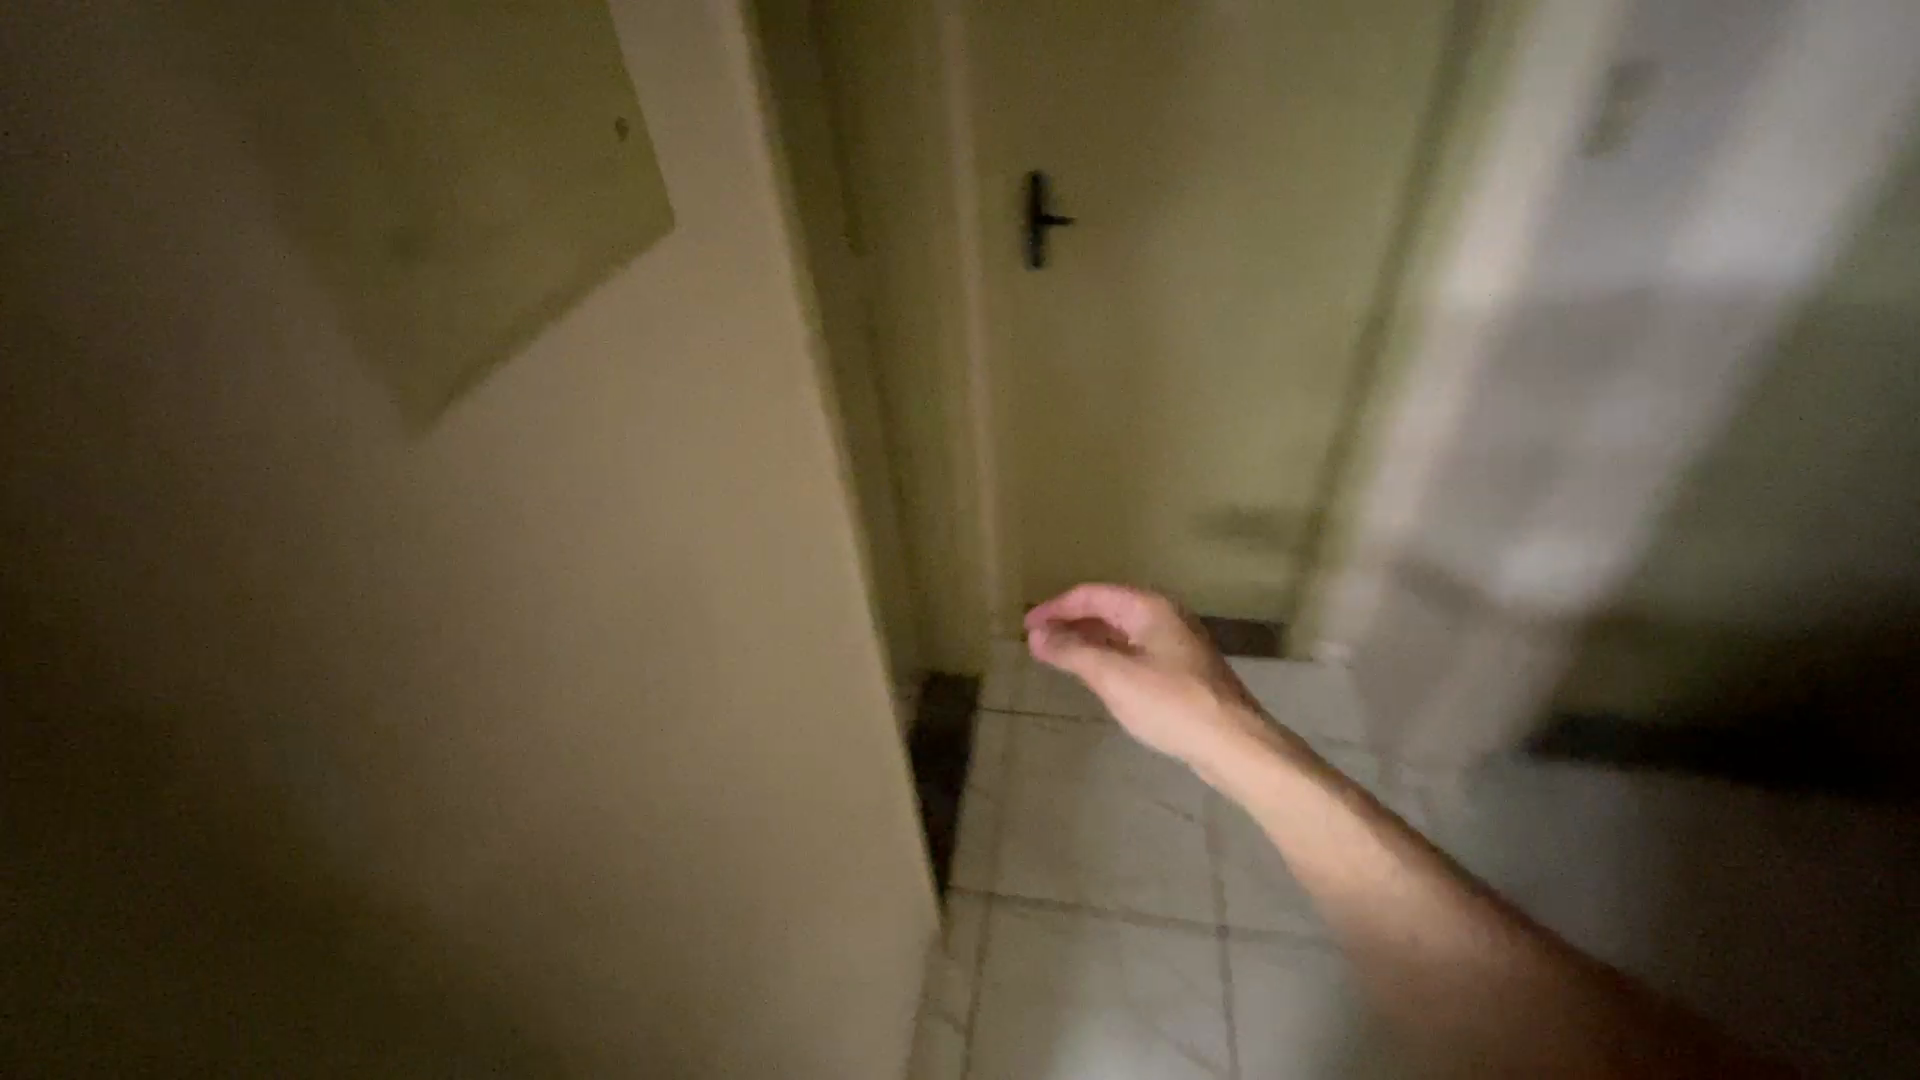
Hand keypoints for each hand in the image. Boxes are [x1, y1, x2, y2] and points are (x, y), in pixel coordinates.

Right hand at [1024, 584, 1305, 780]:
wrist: (1233, 743)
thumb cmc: (1170, 703)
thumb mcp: (1112, 675)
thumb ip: (1071, 651)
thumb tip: (1036, 635)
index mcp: (1149, 607)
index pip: (1091, 594)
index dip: (1055, 608)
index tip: (1026, 627)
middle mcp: (1164, 616)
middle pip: (1108, 609)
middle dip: (1071, 623)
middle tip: (1038, 642)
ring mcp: (1177, 644)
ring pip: (1122, 632)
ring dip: (1088, 641)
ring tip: (1059, 657)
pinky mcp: (1183, 671)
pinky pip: (1134, 652)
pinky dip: (1108, 657)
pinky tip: (1097, 676)